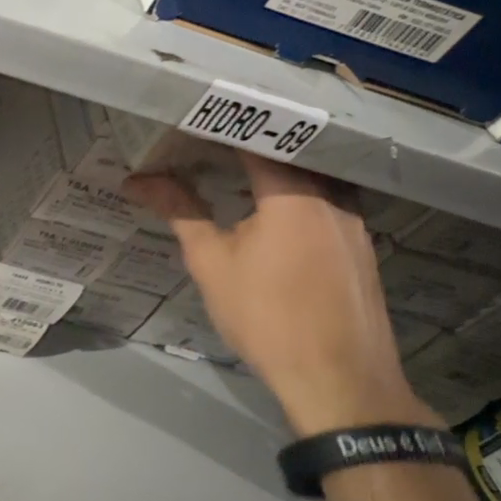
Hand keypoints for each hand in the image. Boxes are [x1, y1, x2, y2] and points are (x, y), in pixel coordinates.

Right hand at [122, 152, 440, 434]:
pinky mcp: (363, 248)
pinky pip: (331, 201)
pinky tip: (278, 209)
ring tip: (241, 166)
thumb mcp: (212, 263)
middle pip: (292, 151)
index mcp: (294, 194)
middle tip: (212, 136)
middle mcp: (332, 197)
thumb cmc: (268, 318)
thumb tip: (137, 180)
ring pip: (316, 176)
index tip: (195, 116)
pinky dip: (302, 193)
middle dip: (252, 141)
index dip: (225, 124)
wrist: (341, 385)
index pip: (258, 138)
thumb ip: (180, 211)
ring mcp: (355, 223)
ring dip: (281, 167)